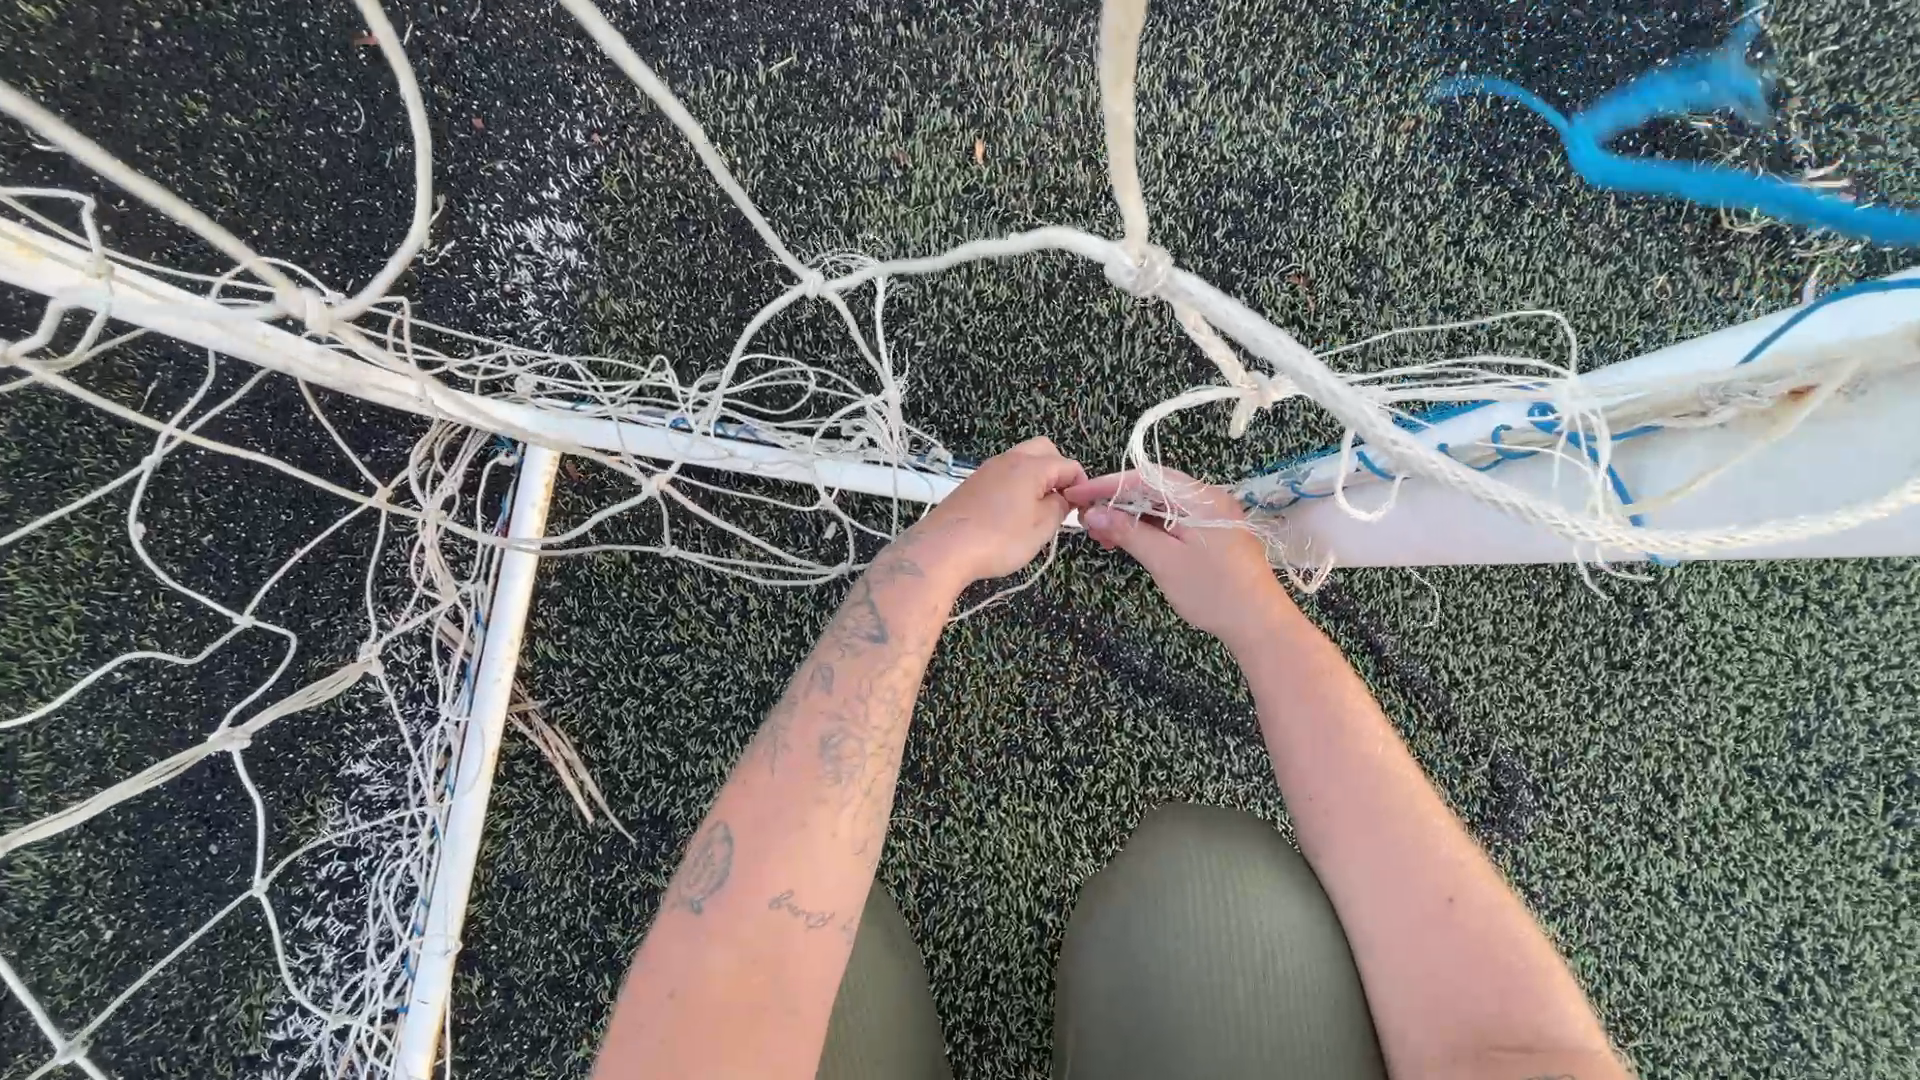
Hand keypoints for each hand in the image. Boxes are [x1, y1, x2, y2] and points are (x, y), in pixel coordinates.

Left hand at [910, 436, 1085, 585]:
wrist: (943, 549)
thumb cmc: (997, 540)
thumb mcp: (1040, 528)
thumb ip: (1059, 508)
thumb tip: (1064, 498)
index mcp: (1030, 466)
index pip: (1068, 465)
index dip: (1080, 486)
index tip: (1080, 508)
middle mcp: (1008, 460)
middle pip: (1044, 450)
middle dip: (1058, 472)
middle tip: (1060, 502)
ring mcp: (987, 470)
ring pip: (1021, 461)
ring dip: (1035, 478)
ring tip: (1037, 511)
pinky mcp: (972, 484)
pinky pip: (1003, 475)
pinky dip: (1015, 486)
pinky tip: (1012, 514)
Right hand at [1065, 468, 1293, 654]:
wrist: (1260, 624)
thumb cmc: (1214, 592)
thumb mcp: (1164, 560)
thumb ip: (1128, 532)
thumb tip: (1093, 514)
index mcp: (1200, 498)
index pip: (1144, 478)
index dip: (1106, 485)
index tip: (1077, 495)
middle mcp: (1207, 500)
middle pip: (1152, 489)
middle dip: (1115, 502)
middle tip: (1085, 519)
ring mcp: (1211, 518)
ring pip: (1160, 507)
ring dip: (1129, 517)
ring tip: (1100, 534)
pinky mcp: (1211, 535)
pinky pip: (1172, 521)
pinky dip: (1147, 529)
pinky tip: (1127, 541)